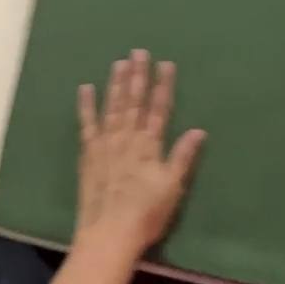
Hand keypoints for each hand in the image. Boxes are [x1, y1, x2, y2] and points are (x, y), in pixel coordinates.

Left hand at [74, 49, 205, 258]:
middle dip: (137, 75)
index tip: (166, 64)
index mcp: (149, 145)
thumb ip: (183, 157)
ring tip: (119, 62)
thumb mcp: (172, 187)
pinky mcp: (89, 152)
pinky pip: (87, 123)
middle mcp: (127, 137)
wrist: (109, 232)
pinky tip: (85, 88)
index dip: (163, 85)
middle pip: (134, 101)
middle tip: (139, 52)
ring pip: (112, 106)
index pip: (159, 108)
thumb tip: (199, 130)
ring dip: (116, 83)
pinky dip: (86, 105)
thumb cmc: (146, 213)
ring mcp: (105, 142)